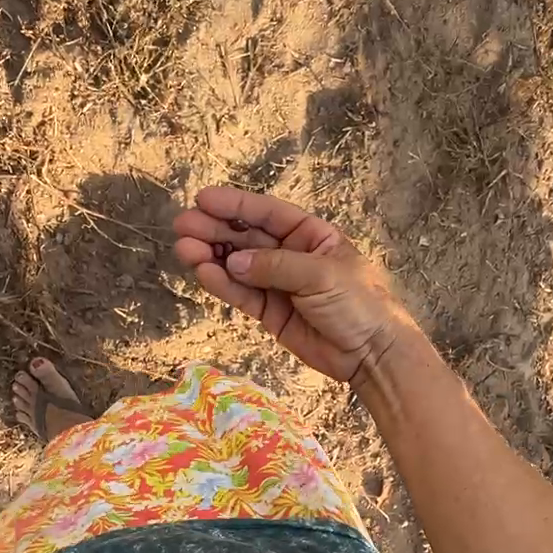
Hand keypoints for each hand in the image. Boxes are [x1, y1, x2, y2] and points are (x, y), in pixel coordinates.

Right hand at [172, 187, 419, 384]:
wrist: (370, 353)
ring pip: (238, 266)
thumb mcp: (321, 275)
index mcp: (310, 235)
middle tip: (182, 225)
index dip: (235, 205)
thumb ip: (276, 266)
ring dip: (211, 256)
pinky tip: (202, 273)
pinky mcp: (270, 313)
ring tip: (183, 249)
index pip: (267, 213)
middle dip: (214, 230)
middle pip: (246, 237)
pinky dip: (222, 284)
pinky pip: (242, 294)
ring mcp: (278, 285)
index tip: (203, 199)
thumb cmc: (357, 303)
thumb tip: (233, 261)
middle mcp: (291, 255)